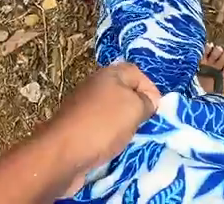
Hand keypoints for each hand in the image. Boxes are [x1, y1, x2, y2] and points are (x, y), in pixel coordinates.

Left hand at [0, 63, 160, 203]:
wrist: (64, 151)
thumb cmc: (102, 124)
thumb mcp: (133, 108)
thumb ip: (145, 101)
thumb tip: (148, 100)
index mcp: (109, 74)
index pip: (137, 72)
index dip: (151, 89)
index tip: (159, 111)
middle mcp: (96, 84)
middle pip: (125, 91)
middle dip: (138, 107)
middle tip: (147, 126)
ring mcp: (85, 105)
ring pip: (113, 110)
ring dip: (125, 124)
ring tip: (132, 138)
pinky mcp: (78, 125)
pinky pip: (102, 126)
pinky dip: (111, 135)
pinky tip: (114, 147)